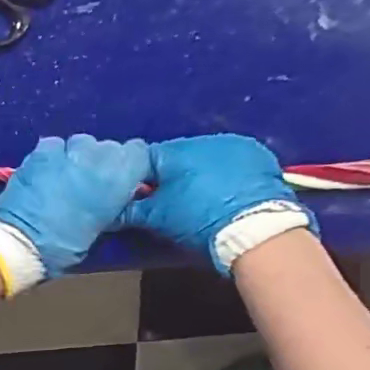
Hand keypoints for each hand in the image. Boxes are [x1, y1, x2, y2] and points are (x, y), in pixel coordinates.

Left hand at [0, 135, 148, 278]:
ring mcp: (67, 150)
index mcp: (120, 174)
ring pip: (79, 143)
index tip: (117, 179)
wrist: (22, 243)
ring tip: (62, 177)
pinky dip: (50, 157)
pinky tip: (42, 173)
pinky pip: (51, 146)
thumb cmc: (64, 245)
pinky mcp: (38, 152)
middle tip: (85, 183)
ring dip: (74, 157)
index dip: (127, 164)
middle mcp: (98, 155)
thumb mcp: (100, 226)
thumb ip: (110, 202)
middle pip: (106, 146)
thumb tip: (110, 195)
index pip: (138, 152)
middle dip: (99, 162)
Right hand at [120, 134, 314, 273]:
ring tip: (195, 199)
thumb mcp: (155, 219)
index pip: (144, 159)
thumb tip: (108, 213)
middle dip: (168, 177)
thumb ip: (128, 212)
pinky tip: (221, 195)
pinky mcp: (261, 157)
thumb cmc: (196, 219)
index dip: (136, 179)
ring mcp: (237, 145)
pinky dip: (223, 176)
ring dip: (197, 174)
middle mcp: (206, 140)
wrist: (256, 229)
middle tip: (164, 202)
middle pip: (175, 157)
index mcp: (176, 150)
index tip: (135, 198)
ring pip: (204, 159)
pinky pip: (231, 164)